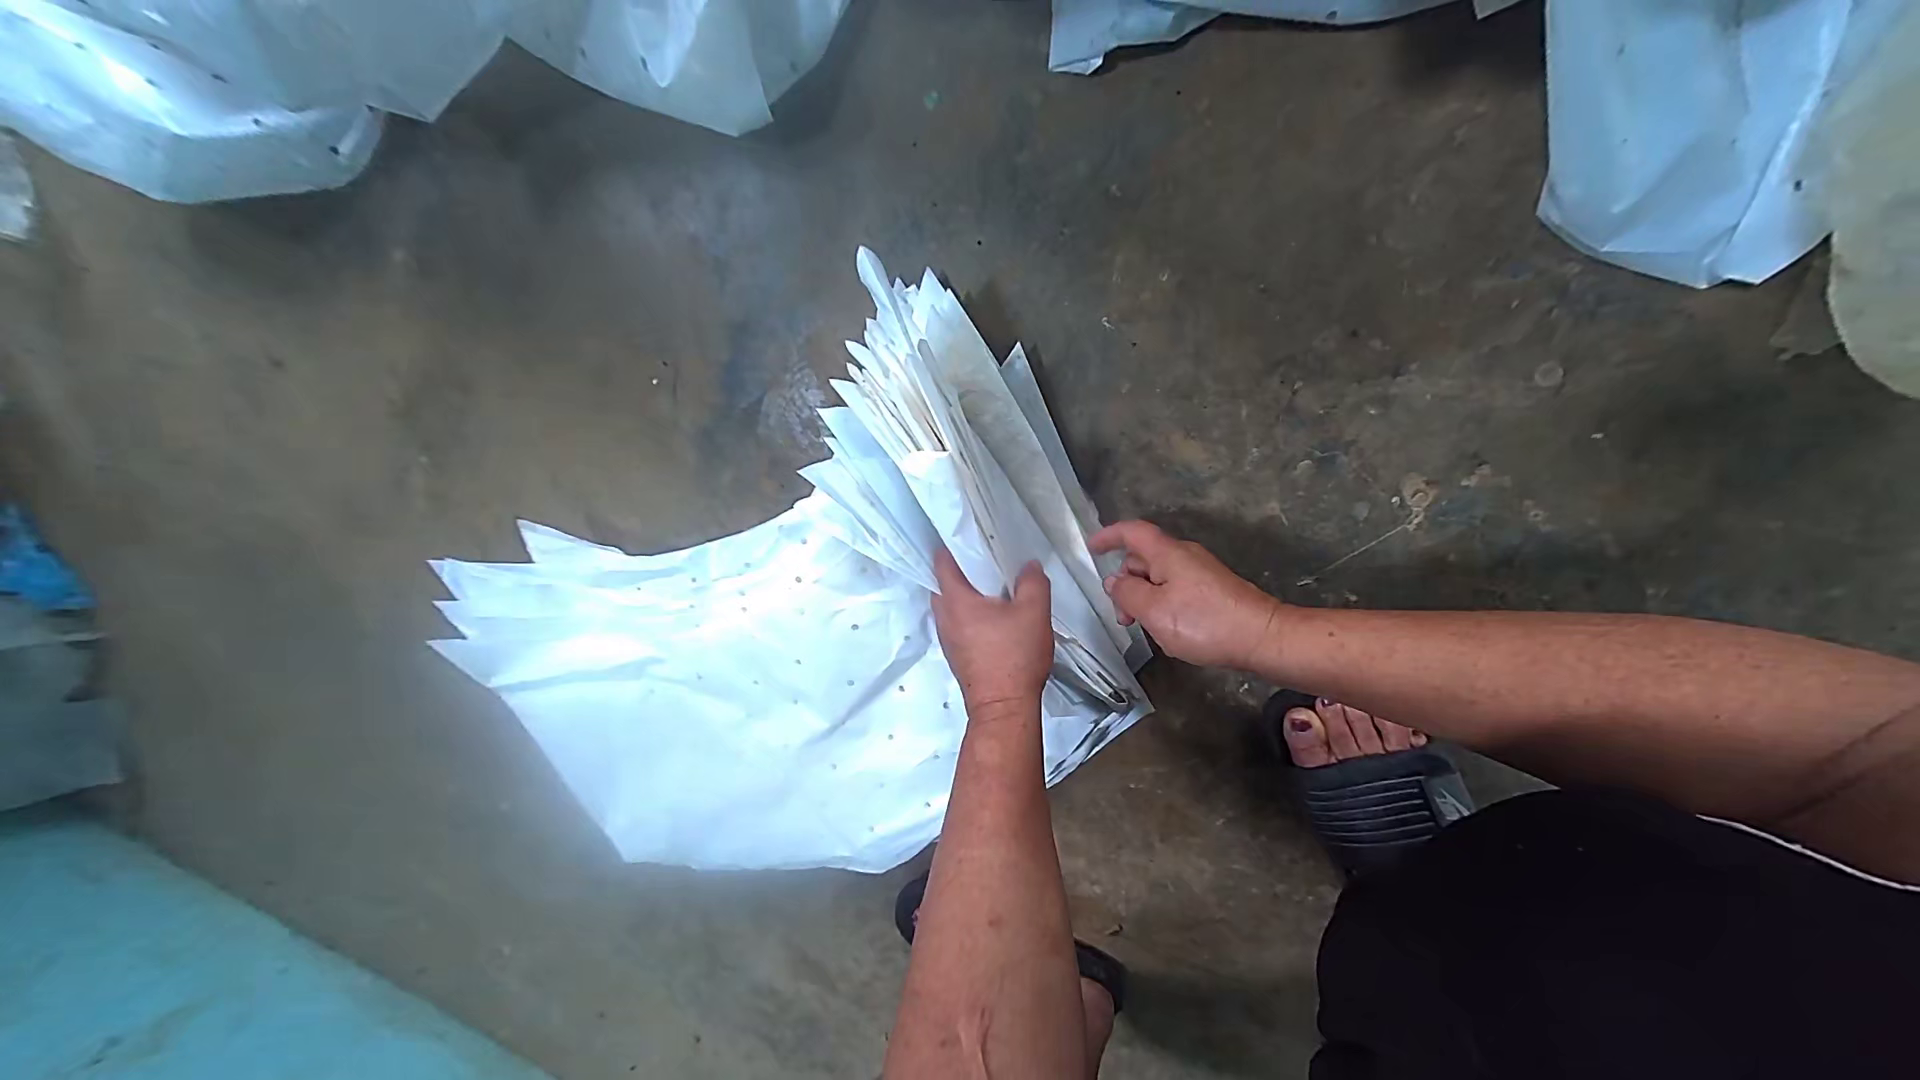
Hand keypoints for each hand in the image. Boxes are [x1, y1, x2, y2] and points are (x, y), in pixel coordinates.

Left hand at [930, 548, 1053, 718]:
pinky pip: (958, 623)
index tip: (964, 533)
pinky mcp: (956, 653)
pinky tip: (992, 615)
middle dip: (960, 569)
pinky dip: (969, 613)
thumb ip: (1033, 582)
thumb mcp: (1034, 611)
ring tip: (991, 584)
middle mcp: (944, 617)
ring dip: (966, 594)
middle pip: (943, 583)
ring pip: (950, 605)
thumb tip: (1029, 566)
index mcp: (955, 600)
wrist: (1004, 707)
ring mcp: (947, 638)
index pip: (942, 561)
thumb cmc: (1014, 656)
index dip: (951, 544)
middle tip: (982, 557)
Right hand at [1089, 520, 1284, 669]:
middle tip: (1122, 615)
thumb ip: (1127, 593)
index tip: (1092, 548)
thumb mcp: (1154, 611)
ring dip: (1143, 598)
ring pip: (1158, 577)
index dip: (1109, 535)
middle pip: (1143, 558)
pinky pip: (1175, 589)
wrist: (1263, 638)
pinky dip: (1161, 604)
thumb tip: (1114, 581)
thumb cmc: (1204, 623)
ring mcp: (1200, 573)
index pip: (1132, 531)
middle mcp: (1184, 556)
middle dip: (1125, 582)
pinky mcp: (1212, 590)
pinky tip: (1167, 630)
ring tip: (1144, 627)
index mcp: (1168, 553)